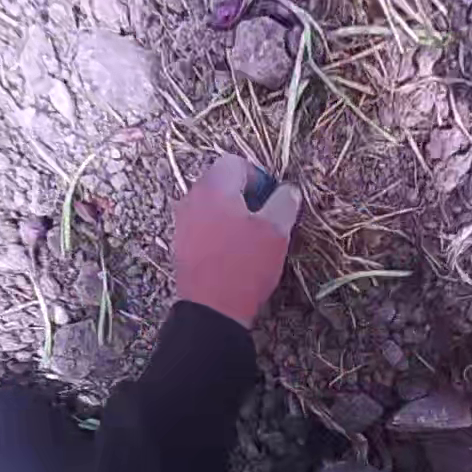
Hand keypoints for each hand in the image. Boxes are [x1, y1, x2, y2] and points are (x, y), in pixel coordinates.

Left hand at [174, 154, 301, 326]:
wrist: (212, 309)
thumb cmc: (245, 264)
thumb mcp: (276, 231)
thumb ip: (285, 202)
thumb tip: (289, 190)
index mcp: (214, 187)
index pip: (236, 162)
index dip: (260, 177)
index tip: (274, 201)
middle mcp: (192, 199)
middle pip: (223, 183)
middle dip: (248, 197)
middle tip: (268, 220)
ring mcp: (183, 223)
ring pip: (214, 207)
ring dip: (235, 216)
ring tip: (254, 240)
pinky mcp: (182, 246)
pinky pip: (205, 227)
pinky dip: (222, 233)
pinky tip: (237, 255)